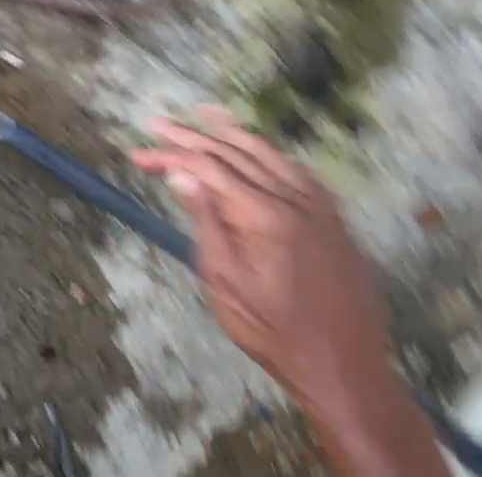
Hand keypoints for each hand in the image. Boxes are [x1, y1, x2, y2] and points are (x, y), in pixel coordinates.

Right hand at [131, 107, 396, 413]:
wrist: (344, 368)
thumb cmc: (271, 327)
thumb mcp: (223, 278)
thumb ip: (204, 221)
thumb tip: (182, 176)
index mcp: (265, 215)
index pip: (209, 168)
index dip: (170, 157)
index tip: (137, 156)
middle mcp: (296, 201)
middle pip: (237, 154)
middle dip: (193, 138)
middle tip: (157, 125)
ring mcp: (321, 209)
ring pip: (272, 155)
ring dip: (234, 134)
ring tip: (205, 115)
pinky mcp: (335, 222)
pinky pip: (299, 173)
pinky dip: (271, 154)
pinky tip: (258, 151)